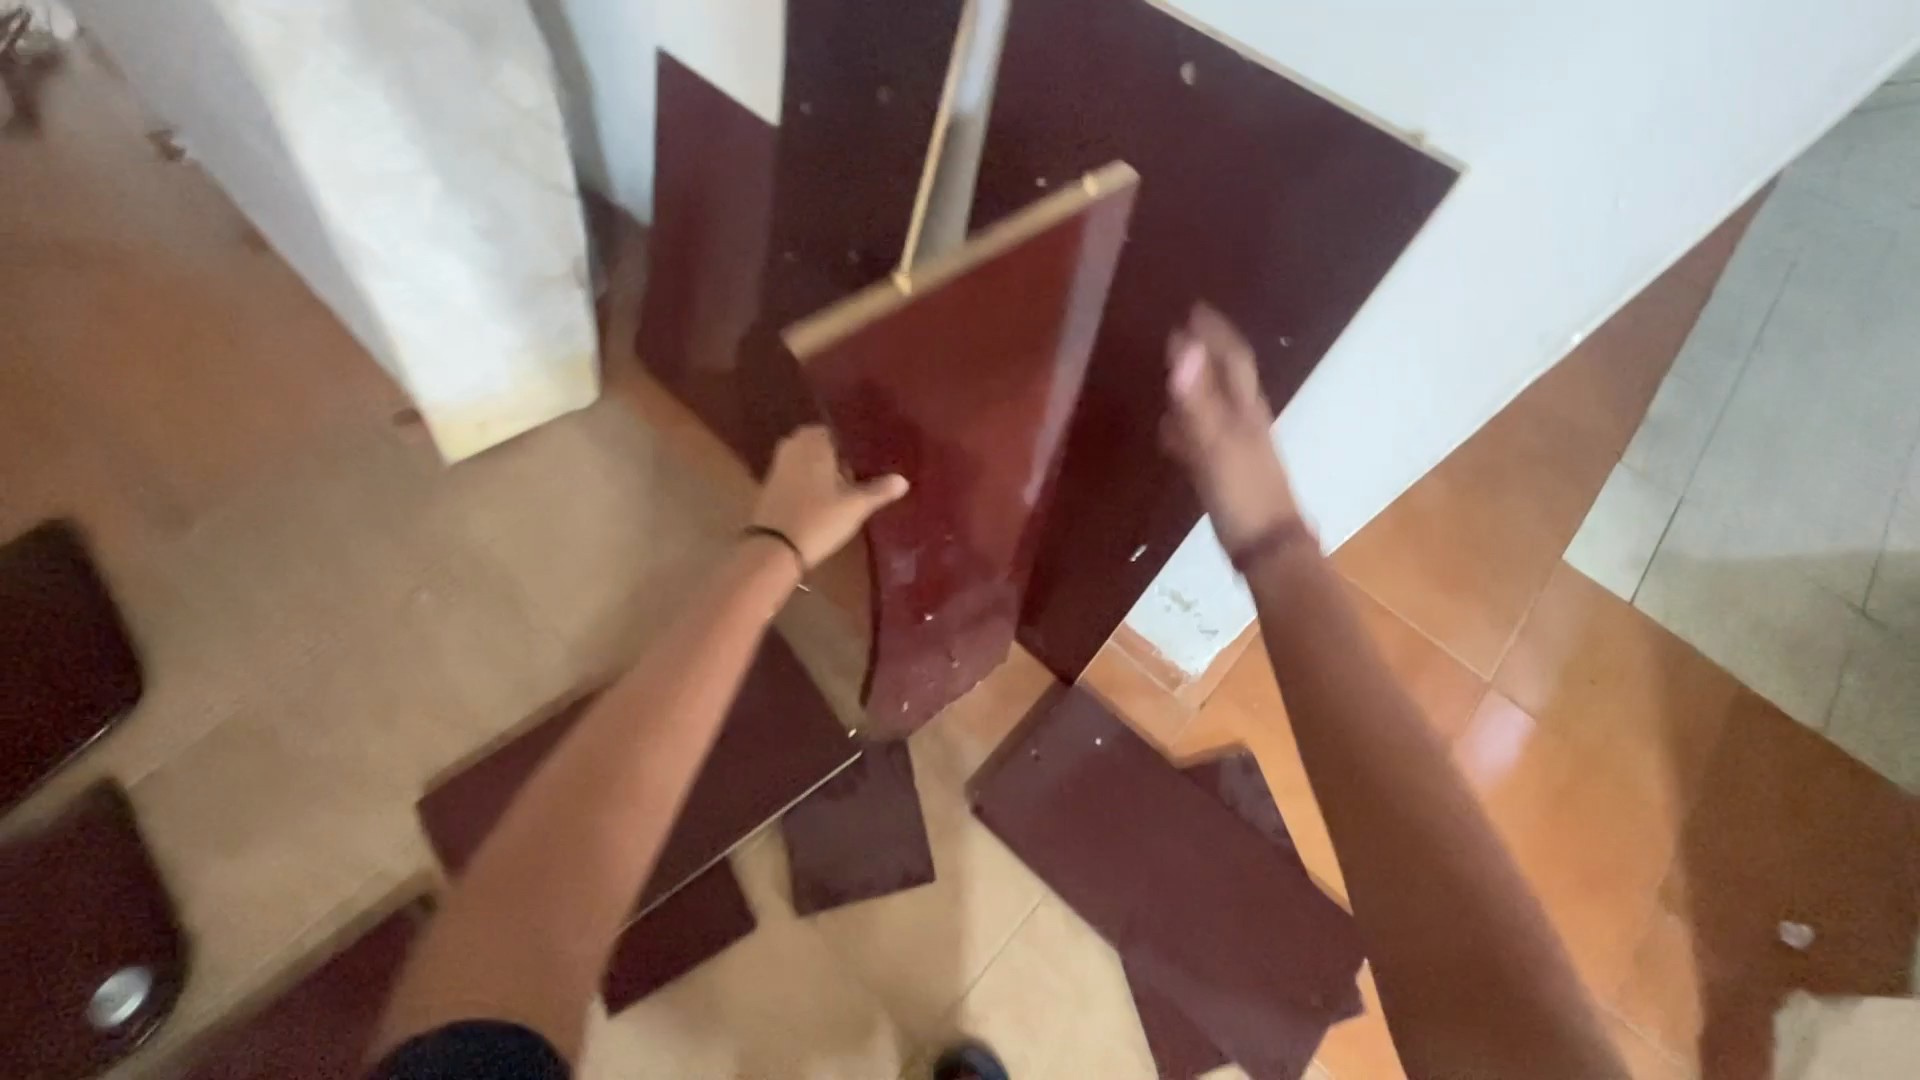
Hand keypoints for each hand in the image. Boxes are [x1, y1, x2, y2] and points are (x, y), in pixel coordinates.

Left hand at [752, 426, 908, 569]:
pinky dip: (810, 480)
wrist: (774, 549)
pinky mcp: (771, 484)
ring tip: (847, 485)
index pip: (838, 430)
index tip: (871, 455)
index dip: (855, 444)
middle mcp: (794, 445)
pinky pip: (797, 472)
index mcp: (814, 441)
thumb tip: (903, 480)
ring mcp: (779, 464)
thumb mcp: (855, 506)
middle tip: (862, 471)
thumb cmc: (819, 519)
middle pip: (823, 444)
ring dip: (824, 468)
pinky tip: (825, 496)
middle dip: (840, 455)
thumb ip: (879, 490)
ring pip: (809, 458)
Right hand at [1160, 303, 1301, 552]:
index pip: (1231, 360)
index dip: (1215, 334)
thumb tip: (1181, 348)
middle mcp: (1243, 423)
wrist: (1268, 547)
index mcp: (1244, 411)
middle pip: (1224, 381)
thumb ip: (1196, 400)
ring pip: (1213, 410)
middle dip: (1205, 357)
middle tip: (1181, 337)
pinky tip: (1168, 434)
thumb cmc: (1243, 493)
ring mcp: (1234, 449)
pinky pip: (1201, 441)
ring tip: (1170, 377)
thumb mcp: (1215, 444)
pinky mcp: (1224, 474)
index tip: (1195, 311)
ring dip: (1193, 391)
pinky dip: (1184, 430)